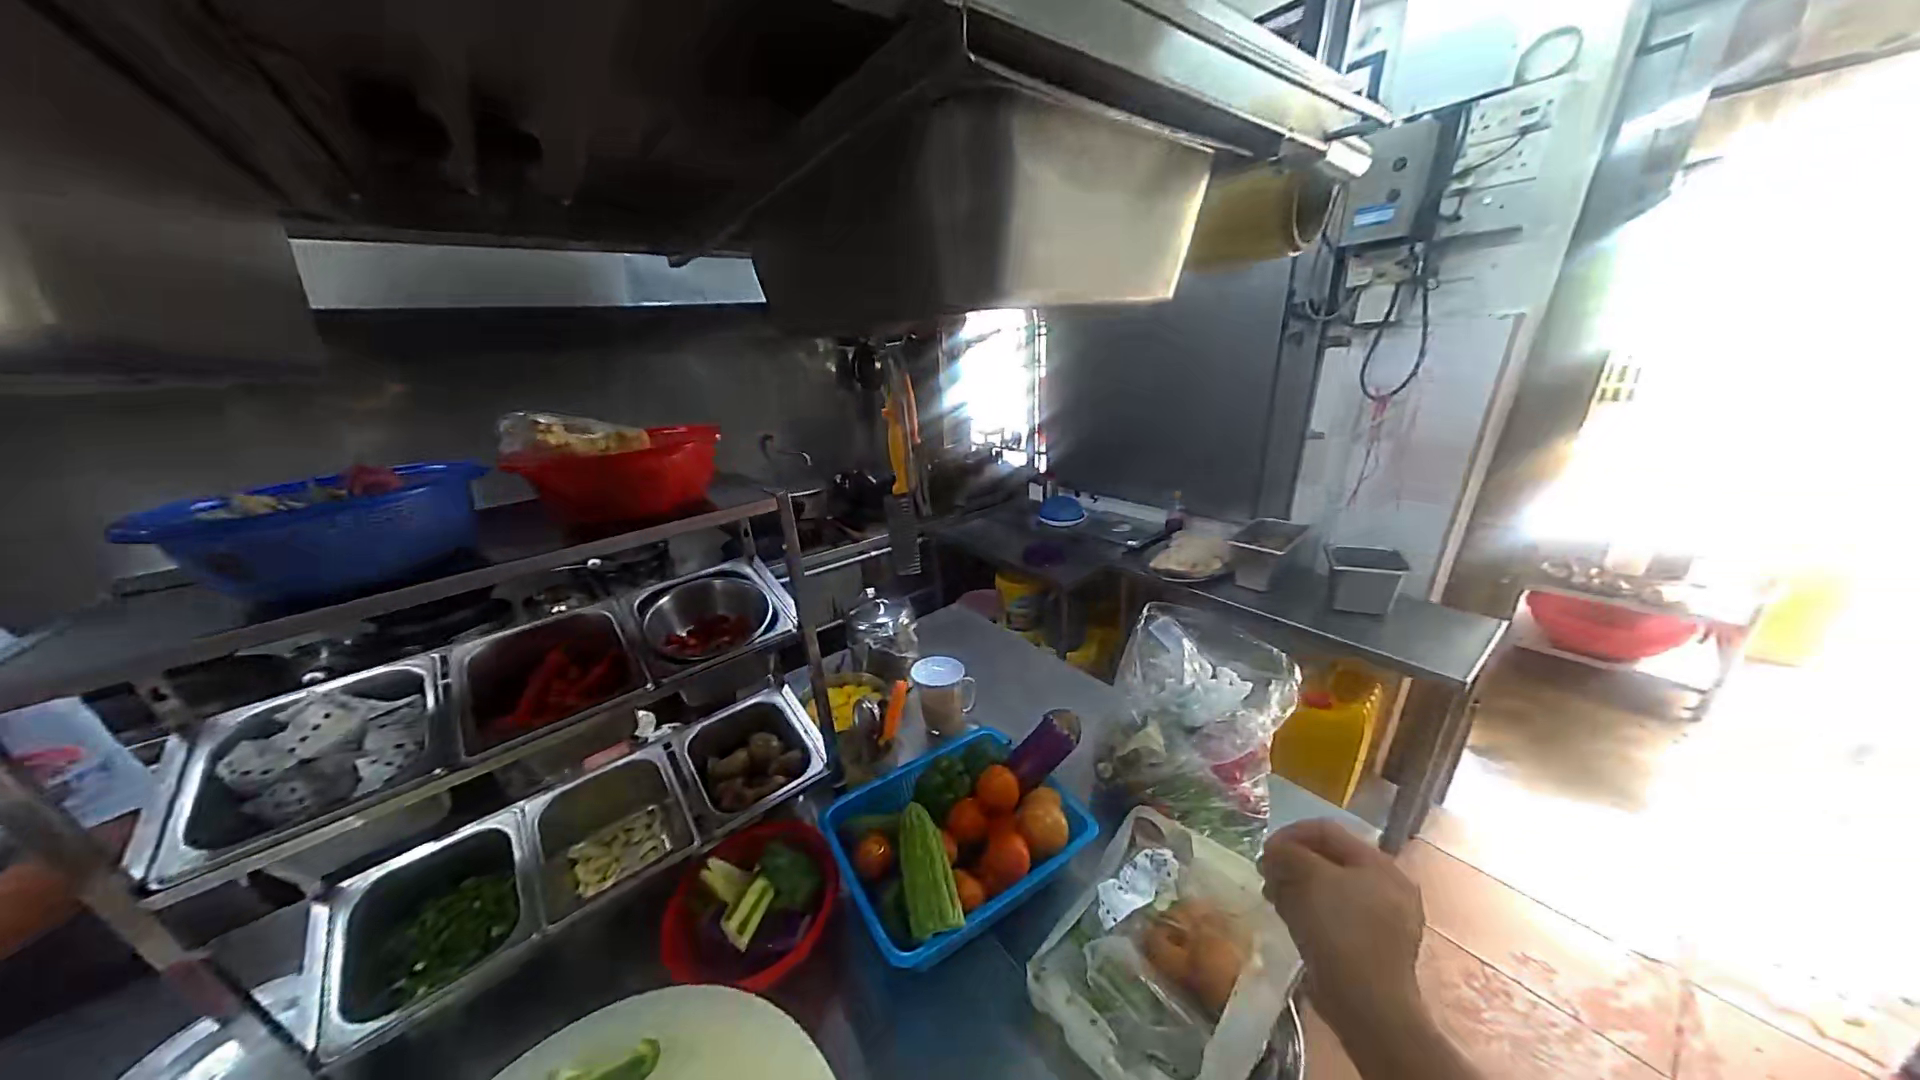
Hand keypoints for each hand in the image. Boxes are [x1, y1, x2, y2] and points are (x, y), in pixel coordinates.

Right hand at [1260, 819, 1424, 1042]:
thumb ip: (1288, 852)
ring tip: (1273, 898)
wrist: (1365, 1003)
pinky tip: (1290, 919)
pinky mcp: (1369, 945)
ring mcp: (1382, 919)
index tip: (1264, 851)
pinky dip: (1309, 910)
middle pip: (1327, 858)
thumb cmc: (1339, 928)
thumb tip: (1275, 851)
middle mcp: (1386, 887)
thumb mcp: (1307, 876)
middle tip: (1266, 875)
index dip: (1290, 834)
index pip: (1326, 830)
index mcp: (1379, 865)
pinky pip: (1333, 914)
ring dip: (1296, 886)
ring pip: (1328, 887)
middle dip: (1291, 862)